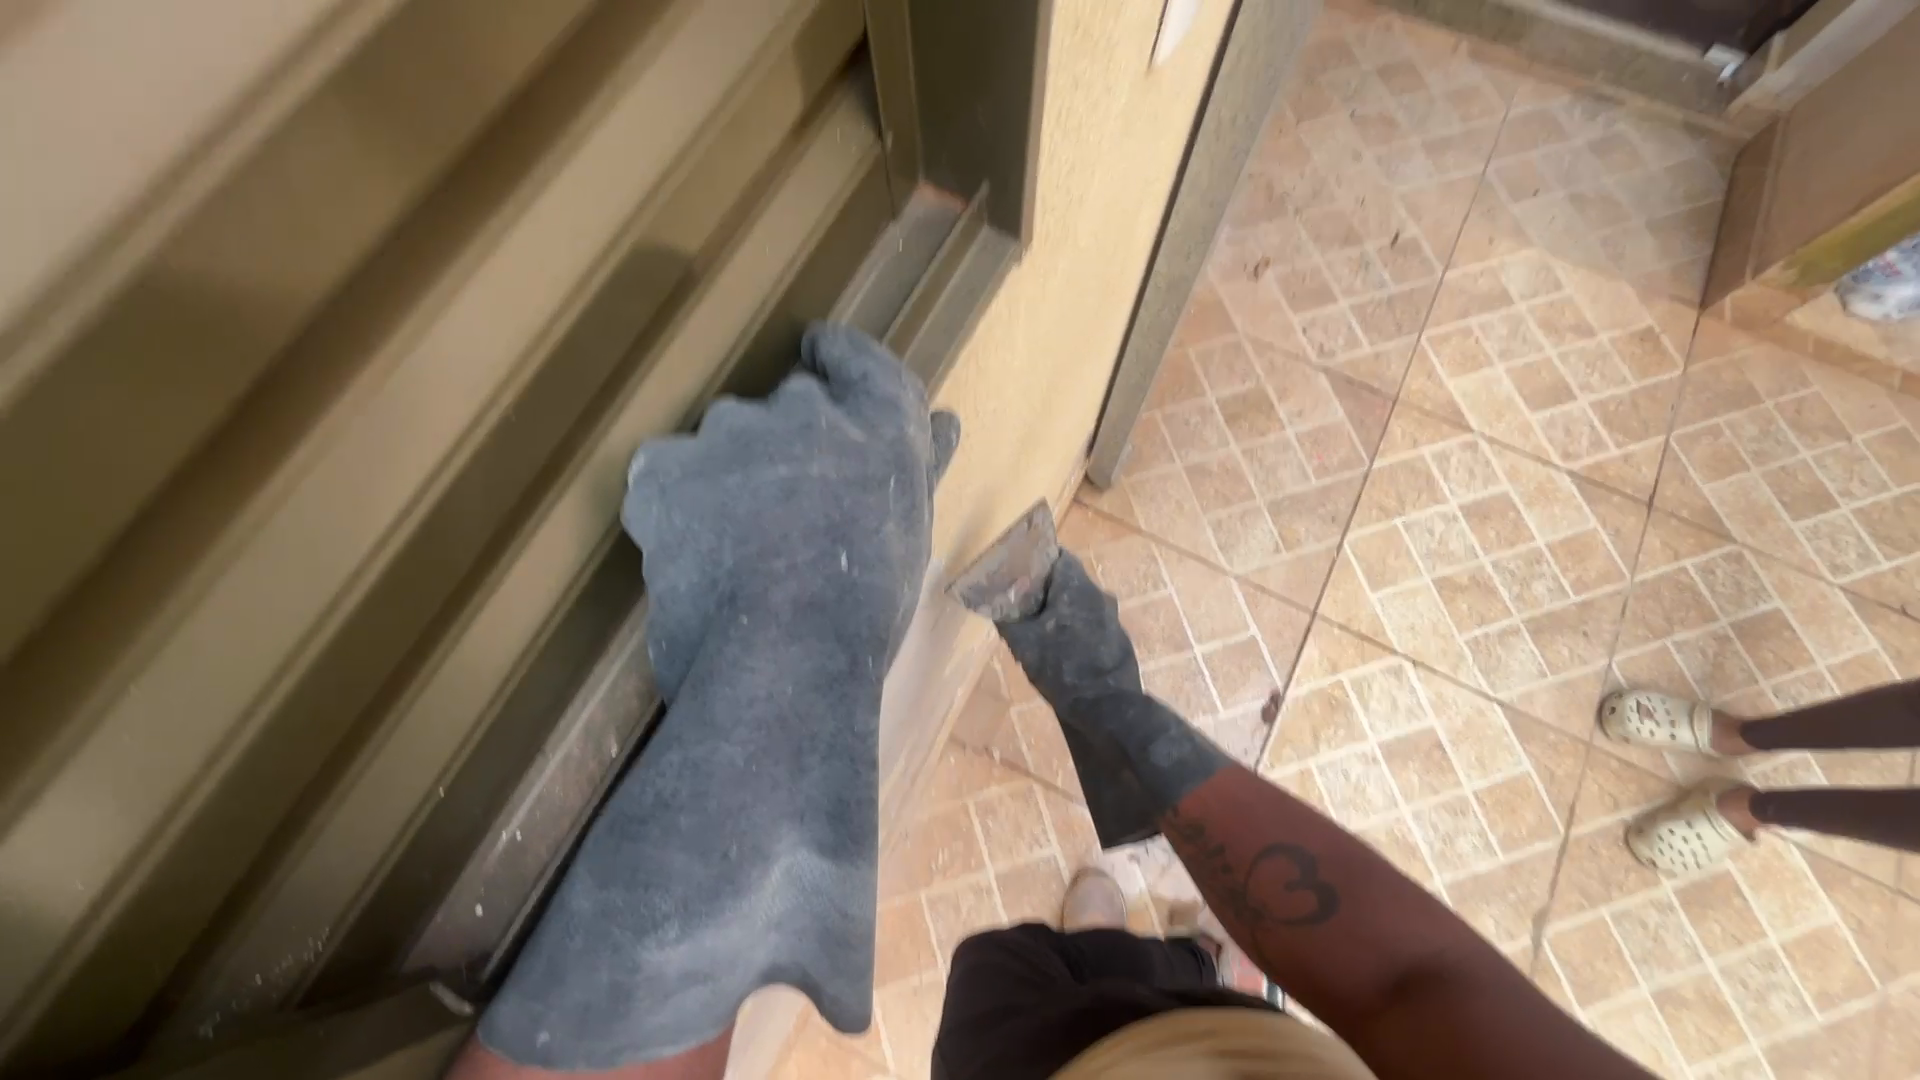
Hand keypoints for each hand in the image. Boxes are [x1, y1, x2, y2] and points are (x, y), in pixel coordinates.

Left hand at [621, 323, 959, 697]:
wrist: (787, 658)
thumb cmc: (868, 607)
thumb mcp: (908, 533)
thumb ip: (920, 466)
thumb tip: (944, 421)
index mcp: (879, 423)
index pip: (860, 361)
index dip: (839, 358)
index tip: (823, 358)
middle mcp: (804, 408)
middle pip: (787, 407)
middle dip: (787, 444)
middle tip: (787, 509)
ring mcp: (729, 432)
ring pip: (724, 441)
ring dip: (730, 475)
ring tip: (738, 547)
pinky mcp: (664, 469)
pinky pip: (668, 474)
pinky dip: (677, 505)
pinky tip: (697, 554)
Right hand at [998, 551, 1144, 706]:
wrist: (1107, 708)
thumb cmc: (1061, 669)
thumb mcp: (1023, 644)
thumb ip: (1007, 617)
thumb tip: (993, 600)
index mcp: (1076, 588)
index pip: (1060, 557)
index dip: (1039, 561)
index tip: (1021, 572)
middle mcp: (1100, 595)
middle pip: (1070, 581)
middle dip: (1048, 590)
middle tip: (1025, 604)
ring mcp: (1113, 619)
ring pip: (1082, 604)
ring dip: (1063, 611)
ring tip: (1041, 630)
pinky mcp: (1120, 640)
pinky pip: (1094, 624)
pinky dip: (1078, 629)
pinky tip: (1065, 649)